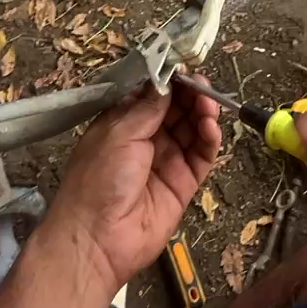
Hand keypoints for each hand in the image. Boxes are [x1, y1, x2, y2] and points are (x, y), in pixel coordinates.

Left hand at [42, 78, 221, 293]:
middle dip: (190, 94)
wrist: (96, 239)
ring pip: (192, 128)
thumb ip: (149, 107)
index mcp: (124, 121)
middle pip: (176, 108)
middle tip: (202, 85)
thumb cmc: (98, 177)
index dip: (170, 80)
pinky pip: (201, 155)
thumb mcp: (119, 133)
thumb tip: (168, 80)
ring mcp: (166, 160)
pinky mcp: (184, 183)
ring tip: (209, 104)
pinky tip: (210, 126)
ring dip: (203, 112)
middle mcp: (147, 137)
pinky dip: (209, 138)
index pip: (153, 94)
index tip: (185, 67)